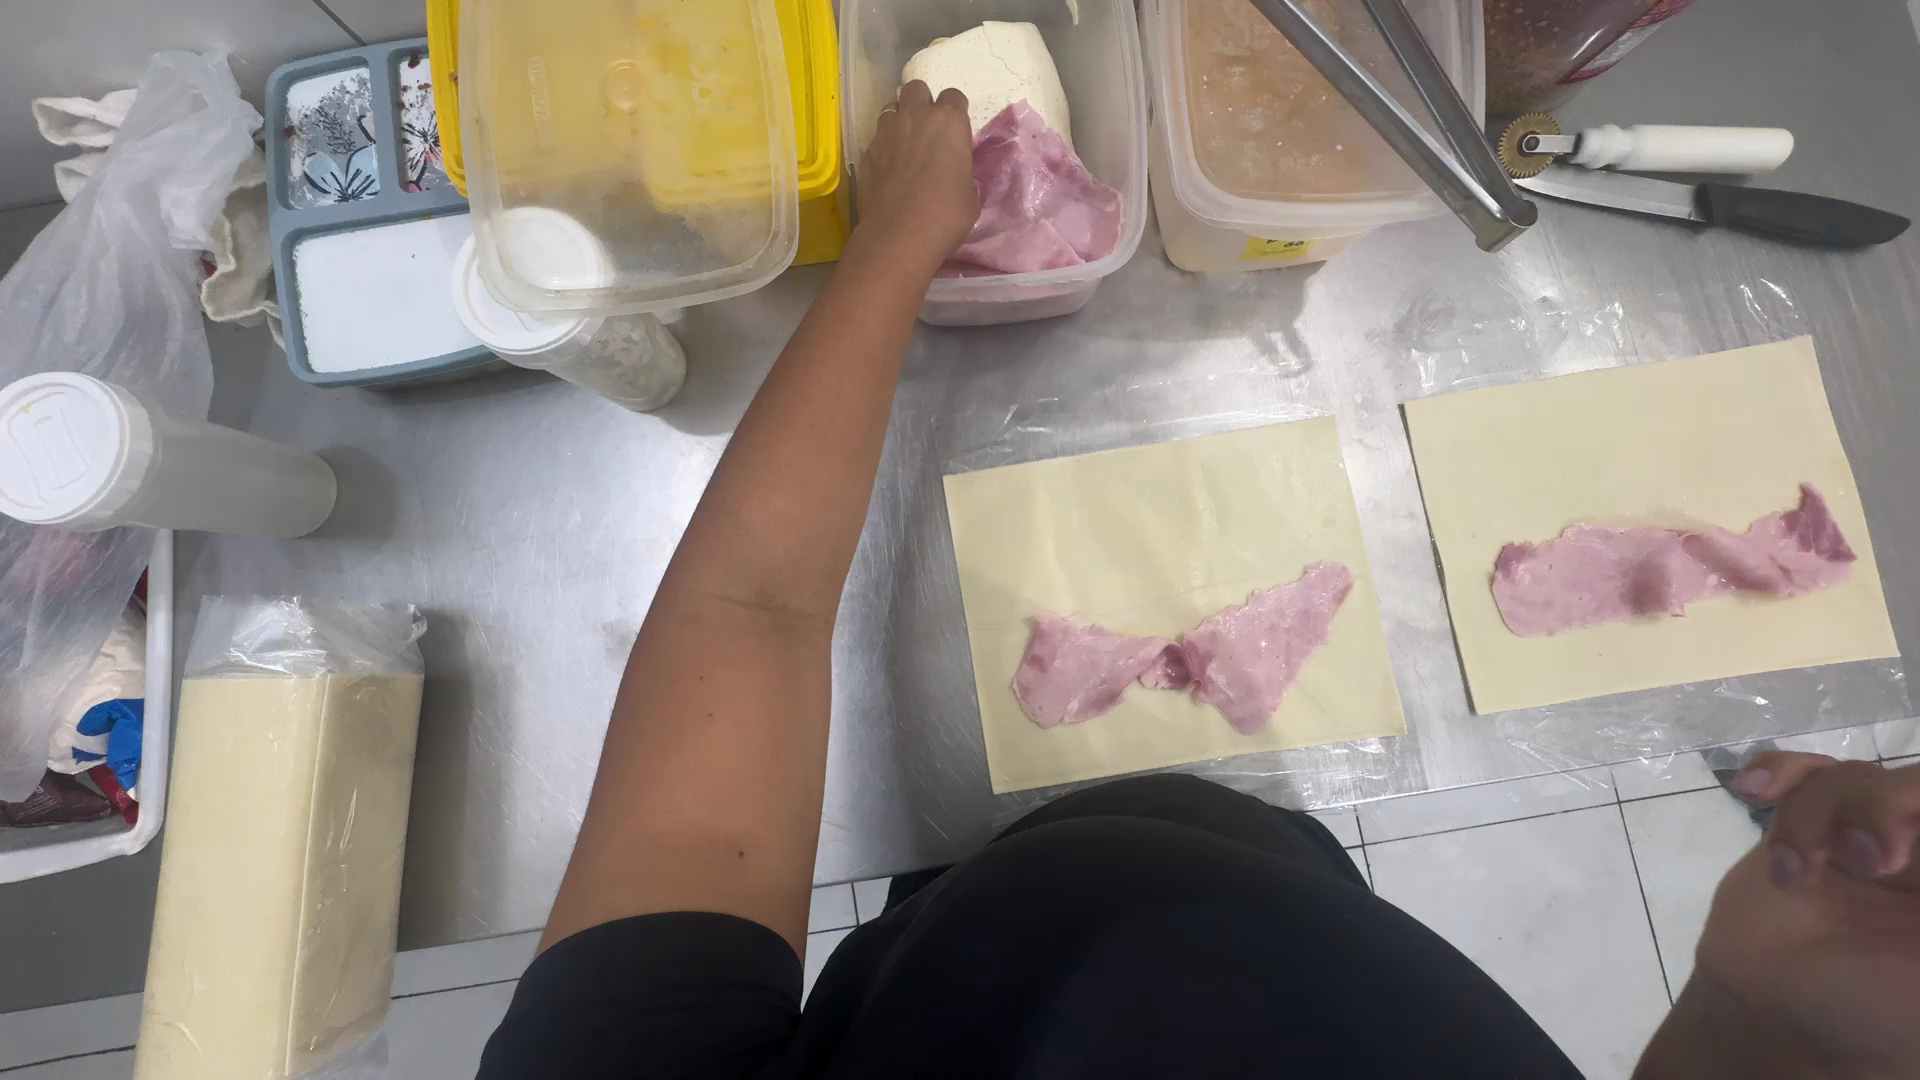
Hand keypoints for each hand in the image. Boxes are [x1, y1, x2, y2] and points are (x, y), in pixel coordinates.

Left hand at [853, 81, 978, 268]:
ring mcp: (886, 132)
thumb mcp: (970, 199)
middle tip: (927, 130)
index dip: (955, 113)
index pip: (954, 97)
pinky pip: (876, 139)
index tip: (955, 132)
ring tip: (904, 146)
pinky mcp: (867, 153)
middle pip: (917, 89)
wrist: (899, 236)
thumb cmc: (945, 217)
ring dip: (899, 121)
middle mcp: (916, 117)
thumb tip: (960, 180)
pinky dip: (883, 147)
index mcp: (948, 122)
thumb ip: (965, 178)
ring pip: (891, 109)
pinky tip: (888, 170)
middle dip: (922, 103)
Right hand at [1676, 754, 1919, 1076]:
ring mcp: (1864, 837)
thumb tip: (1907, 859)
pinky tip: (1752, 791)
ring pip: (1850, 778)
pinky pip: (1800, 772)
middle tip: (1869, 864)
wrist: (1777, 1009)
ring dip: (1814, 818)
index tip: (1902, 865)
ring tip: (1797, 872)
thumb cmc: (1878, 1011)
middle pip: (1916, 786)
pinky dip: (1775, 771)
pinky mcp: (1801, 827)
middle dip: (1884, 809)